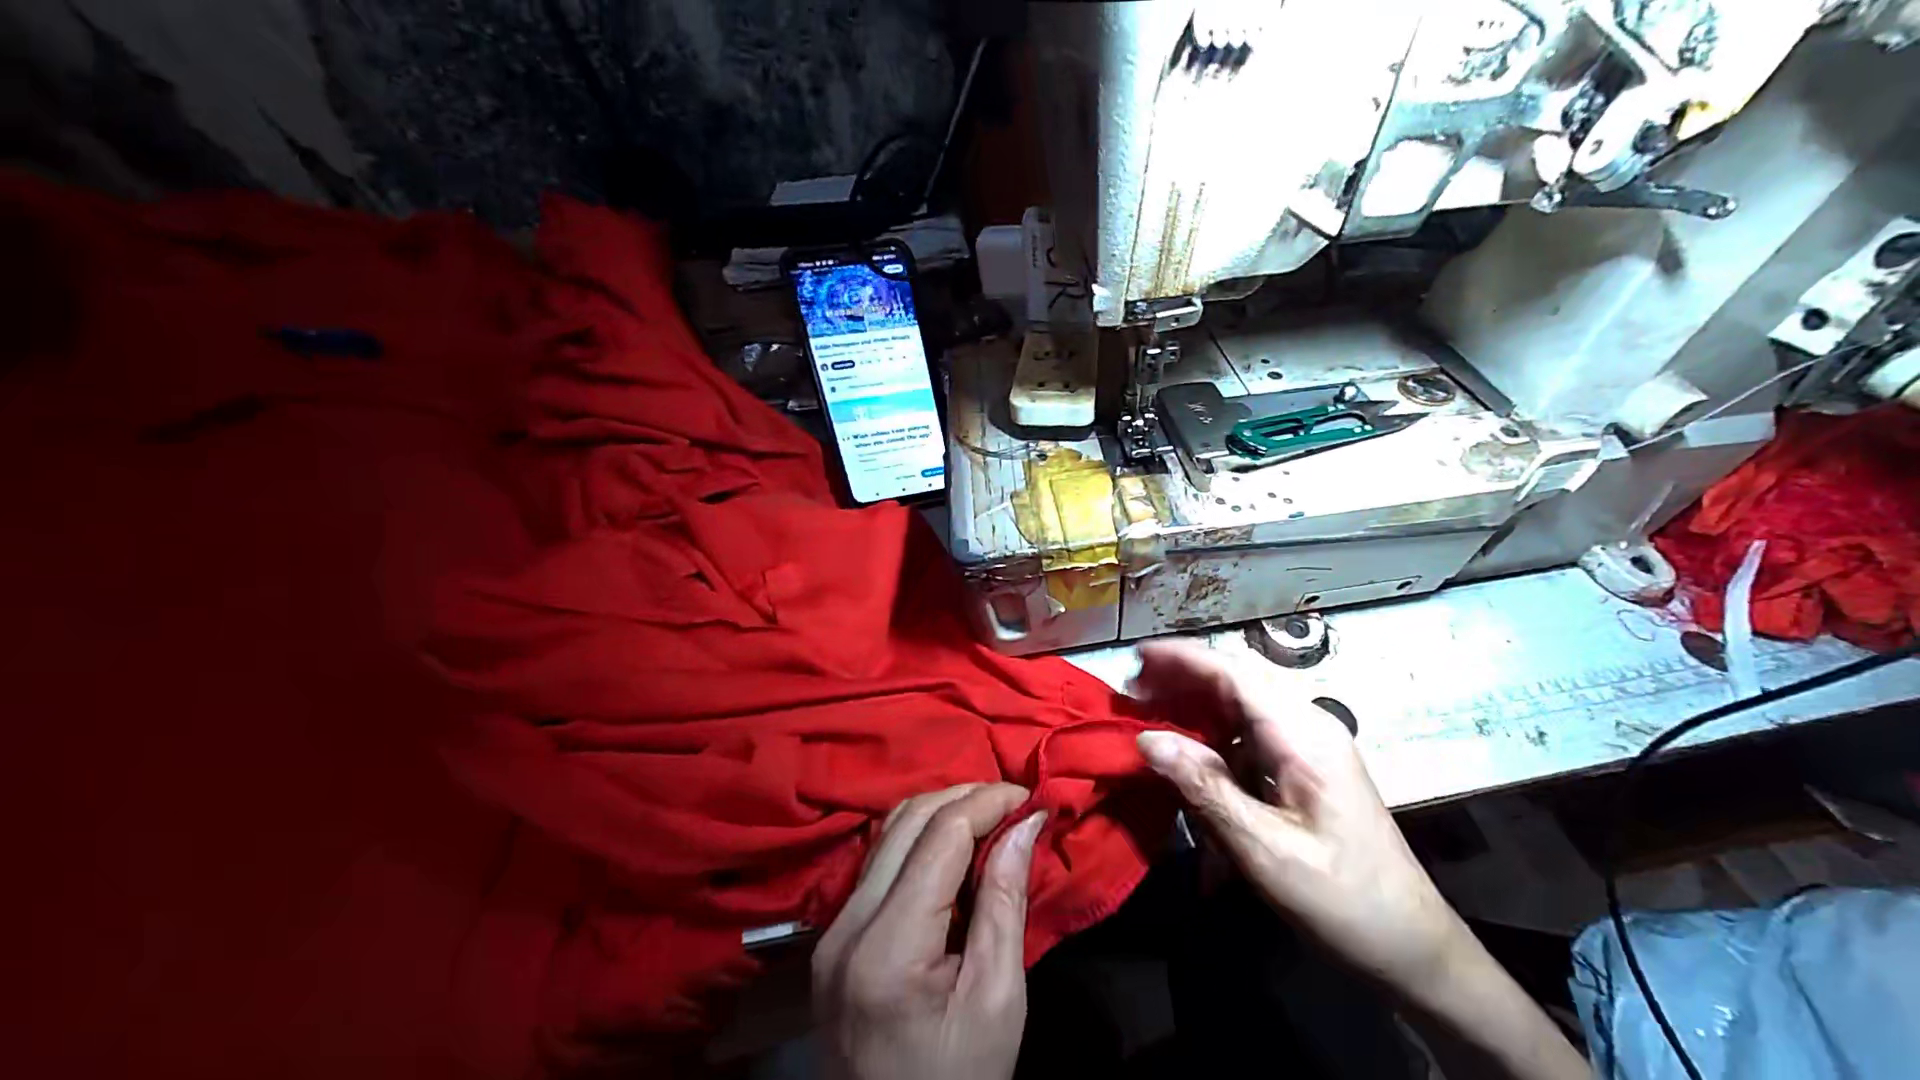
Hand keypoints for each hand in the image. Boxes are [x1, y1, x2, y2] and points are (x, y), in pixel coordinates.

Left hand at [812, 783, 1046, 1079]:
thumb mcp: (998, 1000)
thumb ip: (1005, 903)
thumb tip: (1025, 823)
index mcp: (887, 946)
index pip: (939, 837)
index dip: (987, 803)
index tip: (1029, 797)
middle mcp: (847, 924)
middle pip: (906, 821)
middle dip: (964, 798)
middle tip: (1013, 802)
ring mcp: (832, 928)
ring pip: (887, 833)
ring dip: (940, 812)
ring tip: (990, 816)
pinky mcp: (833, 934)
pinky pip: (878, 861)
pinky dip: (919, 839)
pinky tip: (954, 846)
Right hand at [1130, 641, 1466, 998]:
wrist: (1409, 945)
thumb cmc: (1341, 898)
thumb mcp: (1265, 849)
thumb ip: (1205, 789)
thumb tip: (1148, 739)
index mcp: (1304, 736)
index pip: (1235, 674)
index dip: (1183, 659)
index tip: (1136, 657)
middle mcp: (1306, 727)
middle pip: (1236, 683)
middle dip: (1181, 680)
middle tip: (1131, 692)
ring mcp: (1307, 745)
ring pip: (1239, 707)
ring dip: (1193, 706)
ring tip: (1148, 715)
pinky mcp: (1301, 766)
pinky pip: (1247, 735)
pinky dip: (1210, 736)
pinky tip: (1185, 754)